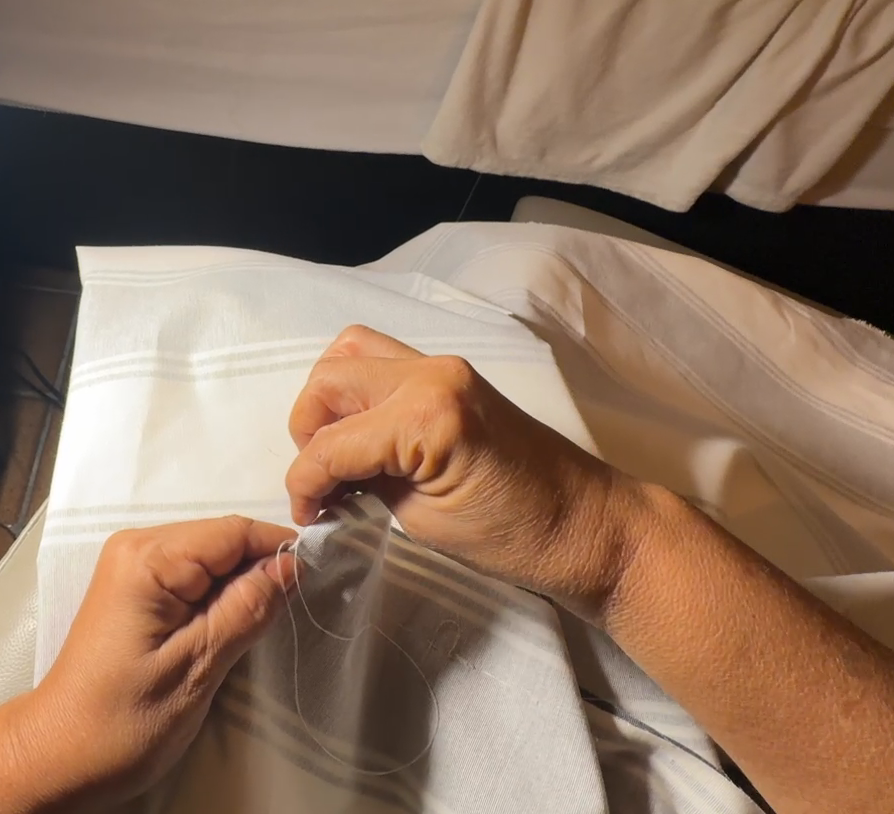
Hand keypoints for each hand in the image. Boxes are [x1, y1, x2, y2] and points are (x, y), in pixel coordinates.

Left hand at [12, 517, 297, 807]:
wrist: (59, 753)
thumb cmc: (124, 720)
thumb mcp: (197, 667)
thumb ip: (246, 608)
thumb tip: (291, 563)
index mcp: (148, 557)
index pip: (231, 531)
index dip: (275, 548)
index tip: (313, 578)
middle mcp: (137, 544)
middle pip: (220, 538)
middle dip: (257, 568)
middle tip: (285, 612)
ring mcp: (132, 562)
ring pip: (208, 554)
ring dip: (238, 583)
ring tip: (255, 623)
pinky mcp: (134, 583)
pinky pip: (190, 571)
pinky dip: (215, 593)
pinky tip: (224, 623)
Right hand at [285, 325, 649, 618]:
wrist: (589, 525)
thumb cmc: (514, 540)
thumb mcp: (421, 521)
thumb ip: (363, 483)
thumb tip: (322, 478)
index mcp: (426, 416)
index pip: (332, 442)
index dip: (304, 481)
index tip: (304, 514)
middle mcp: (428, 373)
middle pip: (328, 382)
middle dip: (309, 434)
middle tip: (322, 482)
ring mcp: (439, 364)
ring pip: (347, 352)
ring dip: (327, 401)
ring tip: (339, 448)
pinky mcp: (447, 370)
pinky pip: (378, 358)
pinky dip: (355, 388)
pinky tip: (363, 428)